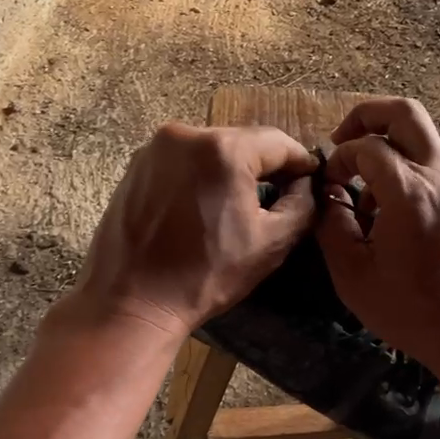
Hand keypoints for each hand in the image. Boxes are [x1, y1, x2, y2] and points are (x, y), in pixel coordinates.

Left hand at [72, 124, 319, 338]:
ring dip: (229, 170)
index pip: (279, 142)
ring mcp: (156, 147)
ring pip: (212, 149)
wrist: (128, 304)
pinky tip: (201, 207)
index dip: (300, 162)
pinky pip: (183, 160)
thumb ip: (302, 204)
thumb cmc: (204, 275)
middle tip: (278, 196)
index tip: (311, 181)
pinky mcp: (136, 164)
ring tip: (236, 205)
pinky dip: (199, 176)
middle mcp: (187, 134)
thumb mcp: (270, 243)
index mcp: (224, 149)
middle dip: (264, 166)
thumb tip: (306, 184)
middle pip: (244, 142)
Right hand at [316, 99, 439, 369]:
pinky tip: (394, 219)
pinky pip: (434, 169)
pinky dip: (407, 174)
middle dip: (368, 115)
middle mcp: (439, 176)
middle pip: (405, 113)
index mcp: (409, 191)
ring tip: (367, 199)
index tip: (329, 185)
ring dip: (388, 150)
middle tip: (343, 139)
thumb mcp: (353, 275)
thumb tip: (328, 194)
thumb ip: (333, 225)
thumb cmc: (412, 310)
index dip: (339, 159)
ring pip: (422, 140)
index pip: (366, 146)